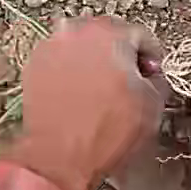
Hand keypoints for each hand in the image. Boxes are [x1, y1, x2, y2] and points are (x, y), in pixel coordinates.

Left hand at [2, 17, 166, 189]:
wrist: (60, 158)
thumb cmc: (109, 129)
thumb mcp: (153, 103)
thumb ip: (157, 78)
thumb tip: (150, 74)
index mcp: (112, 34)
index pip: (142, 36)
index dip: (152, 58)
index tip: (153, 76)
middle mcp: (78, 31)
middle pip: (110, 34)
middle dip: (122, 54)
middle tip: (130, 81)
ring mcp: (51, 47)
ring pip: (83, 45)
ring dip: (95, 60)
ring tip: (103, 88)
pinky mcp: (33, 66)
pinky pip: (62, 60)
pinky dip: (72, 70)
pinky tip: (80, 94)